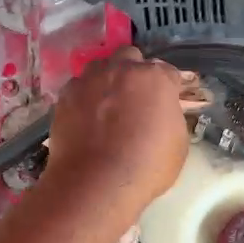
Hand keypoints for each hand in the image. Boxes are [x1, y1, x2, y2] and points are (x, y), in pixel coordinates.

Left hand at [44, 47, 189, 215]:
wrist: (96, 183)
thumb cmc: (146, 168)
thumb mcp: (178, 145)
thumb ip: (171, 118)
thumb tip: (162, 113)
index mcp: (155, 79)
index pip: (169, 73)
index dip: (169, 89)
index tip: (167, 103)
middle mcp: (122, 70)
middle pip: (131, 59)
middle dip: (136, 73)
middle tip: (136, 99)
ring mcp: (90, 80)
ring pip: (101, 67)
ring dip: (108, 79)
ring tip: (108, 104)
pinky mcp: (66, 95)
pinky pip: (79, 87)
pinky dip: (85, 96)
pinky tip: (87, 117)